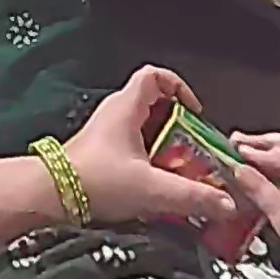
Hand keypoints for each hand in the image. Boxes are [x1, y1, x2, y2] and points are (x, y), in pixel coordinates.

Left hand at [65, 66, 235, 223]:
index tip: (196, 112)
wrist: (56, 192)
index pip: (155, 75)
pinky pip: (138, 142)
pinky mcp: (107, 147)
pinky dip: (154, 156)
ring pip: (148, 126)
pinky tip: (162, 183)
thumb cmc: (95, 179)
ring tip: (184, 170)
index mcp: (127, 106)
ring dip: (169, 144)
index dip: (179, 87)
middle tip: (196, 149)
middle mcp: (118, 111)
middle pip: (157, 103)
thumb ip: (192, 196)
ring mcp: (111, 128)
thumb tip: (224, 203)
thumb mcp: (151, 189)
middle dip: (181, 125)